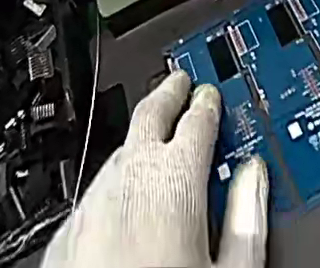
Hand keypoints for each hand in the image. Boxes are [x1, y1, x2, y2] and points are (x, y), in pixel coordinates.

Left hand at [44, 70, 267, 267]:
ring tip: (158, 139)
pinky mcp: (64, 236)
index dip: (207, 103)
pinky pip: (95, 190)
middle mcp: (128, 178)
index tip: (211, 95)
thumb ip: (246, 218)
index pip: (197, 119)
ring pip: (120, 151)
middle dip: (169, 93)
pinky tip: (126, 200)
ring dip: (141, 140)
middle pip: (150, 113)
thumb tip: (254, 176)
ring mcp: (90, 204)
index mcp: (174, 179)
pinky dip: (115, 182)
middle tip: (181, 83)